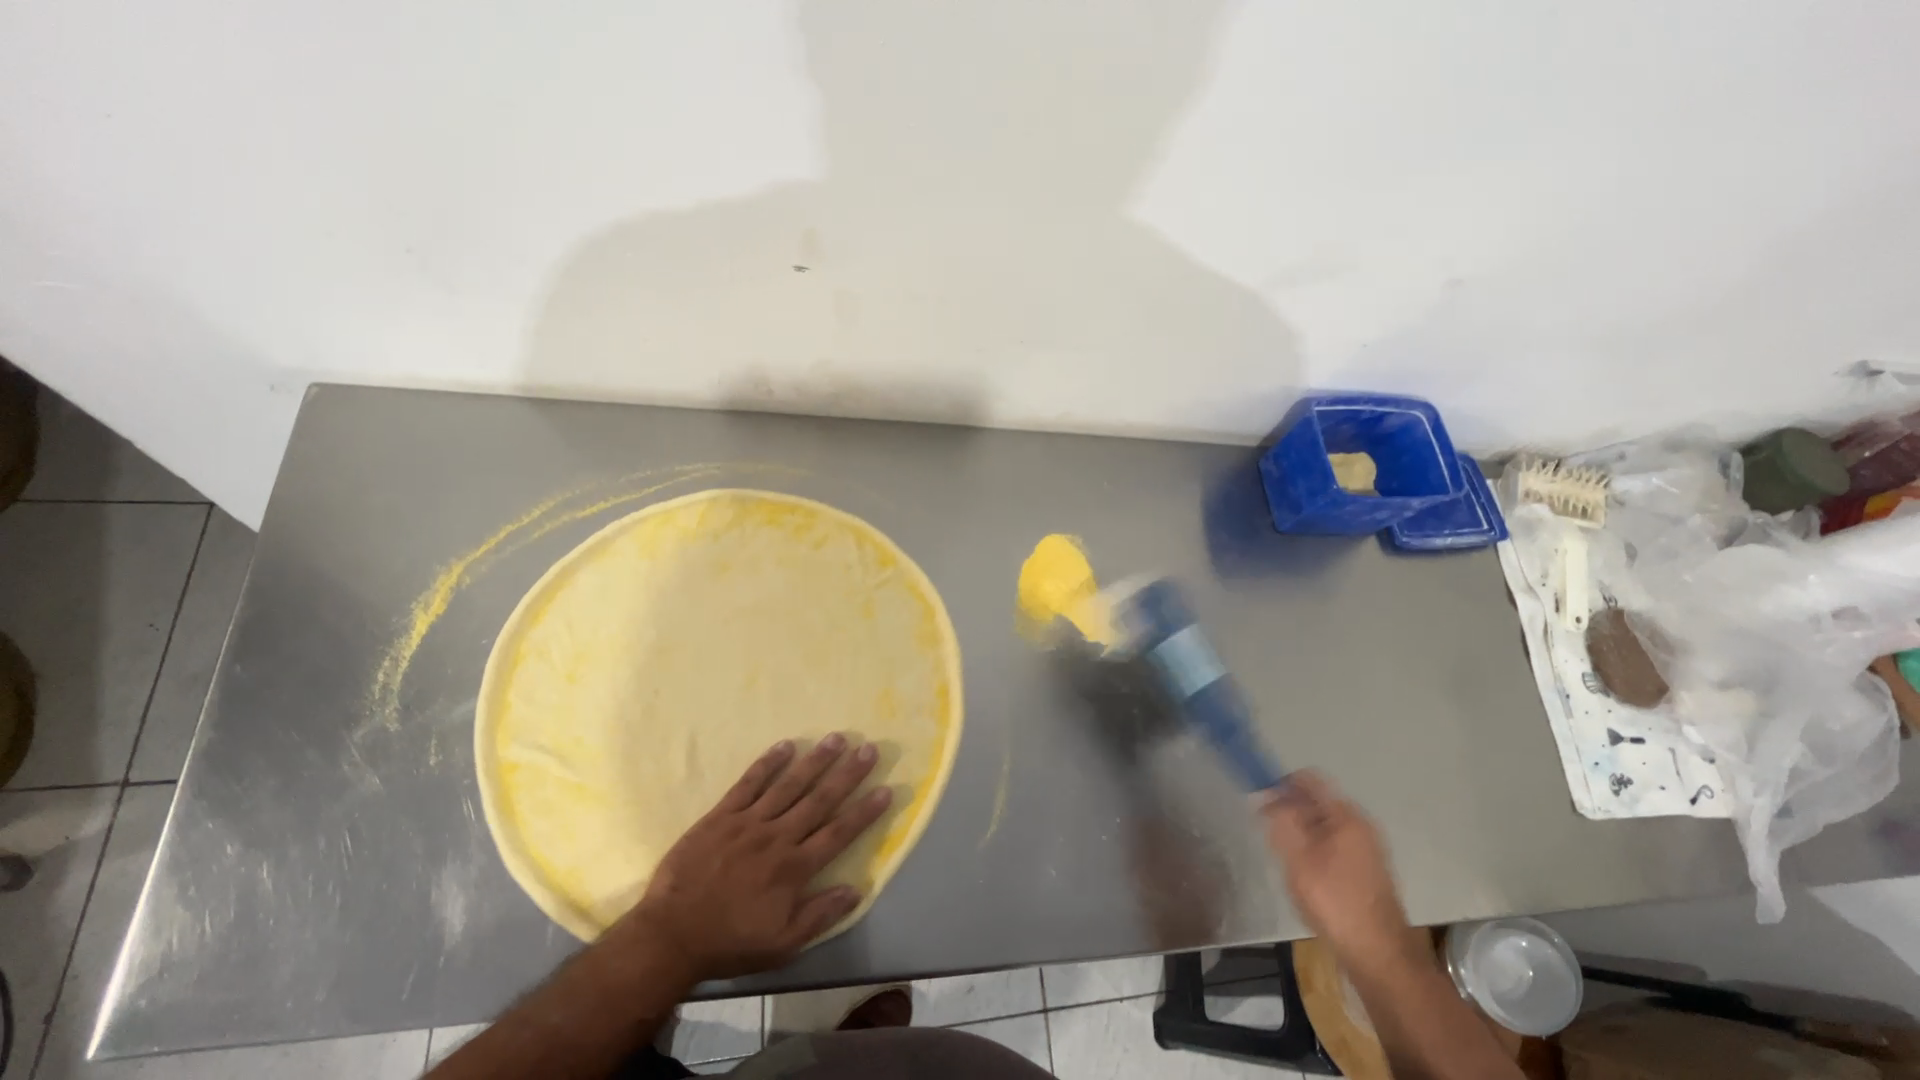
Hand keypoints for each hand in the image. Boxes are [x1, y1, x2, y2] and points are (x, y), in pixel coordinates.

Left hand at [614, 734, 892, 982]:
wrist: (671, 935)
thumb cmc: (730, 942)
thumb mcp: (783, 945)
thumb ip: (820, 916)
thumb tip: (855, 889)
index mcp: (794, 869)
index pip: (838, 833)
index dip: (864, 812)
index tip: (885, 790)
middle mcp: (777, 839)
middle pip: (819, 800)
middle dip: (847, 774)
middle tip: (868, 749)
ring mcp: (748, 824)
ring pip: (788, 785)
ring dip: (814, 761)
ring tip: (836, 739)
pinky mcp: (720, 817)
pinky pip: (748, 784)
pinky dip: (767, 764)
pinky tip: (785, 746)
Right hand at [1259, 771, 1422, 976]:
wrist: (1378, 953)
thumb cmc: (1335, 902)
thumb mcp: (1298, 859)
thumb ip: (1280, 822)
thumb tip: (1266, 795)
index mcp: (1346, 816)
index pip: (1309, 780)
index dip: (1280, 784)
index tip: (1258, 801)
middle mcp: (1360, 825)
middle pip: (1316, 802)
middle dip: (1288, 811)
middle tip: (1267, 833)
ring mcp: (1365, 847)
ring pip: (1322, 825)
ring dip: (1299, 832)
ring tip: (1283, 858)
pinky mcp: (1365, 868)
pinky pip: (1331, 844)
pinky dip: (1312, 849)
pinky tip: (1303, 875)